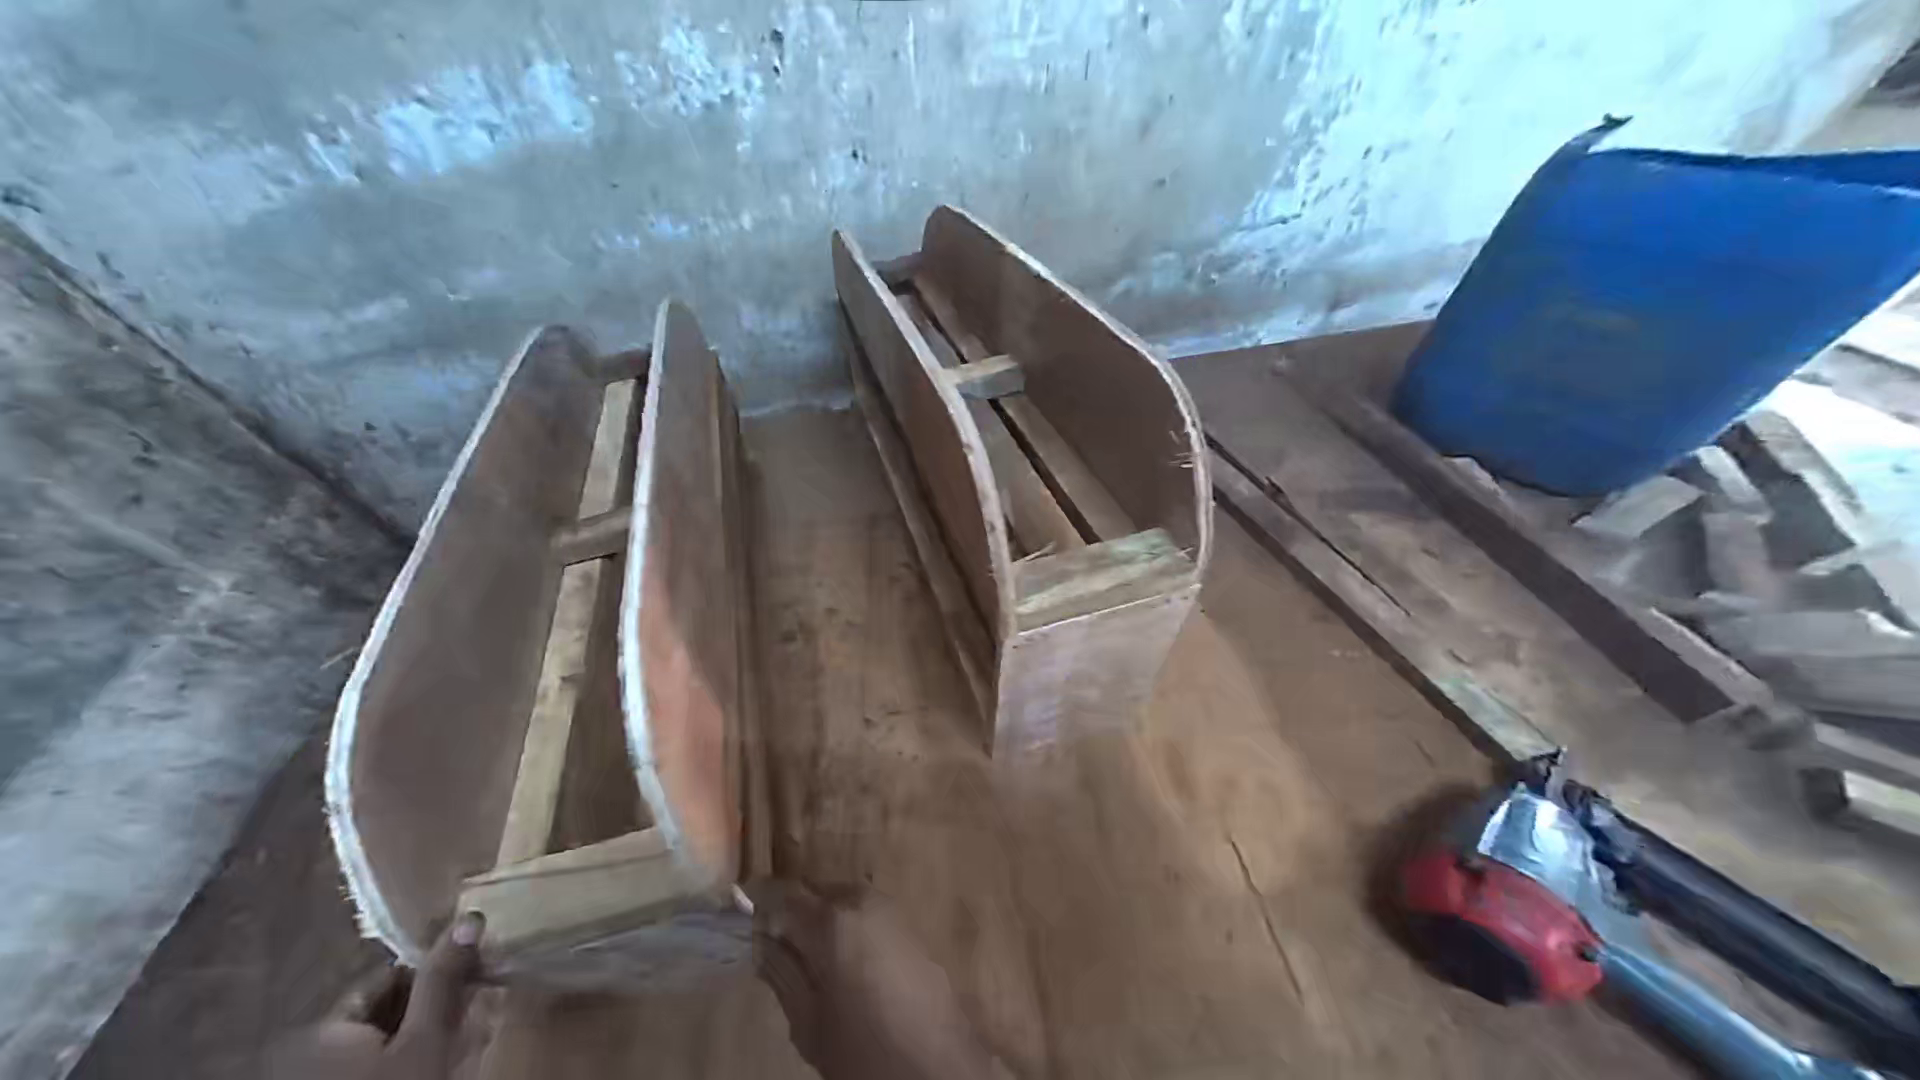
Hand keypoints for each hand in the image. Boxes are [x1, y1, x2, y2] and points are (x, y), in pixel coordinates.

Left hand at [271, 912, 483, 1079]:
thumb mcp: (426, 1040)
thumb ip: (444, 978)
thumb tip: (470, 915)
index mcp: (321, 1031)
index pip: (387, 976)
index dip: (433, 968)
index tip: (473, 970)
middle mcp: (306, 1055)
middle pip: (384, 1009)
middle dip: (432, 1002)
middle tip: (475, 1001)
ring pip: (382, 1043)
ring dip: (424, 1034)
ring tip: (465, 1036)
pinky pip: (375, 1070)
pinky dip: (407, 1063)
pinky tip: (438, 1066)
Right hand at [746, 881, 1011, 1079]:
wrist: (937, 1067)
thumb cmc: (863, 1052)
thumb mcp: (809, 1022)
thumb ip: (781, 972)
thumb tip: (760, 940)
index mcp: (832, 920)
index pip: (781, 892)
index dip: (757, 897)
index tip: (738, 907)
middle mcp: (860, 899)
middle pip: (812, 889)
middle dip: (788, 907)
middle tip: (769, 938)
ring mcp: (888, 907)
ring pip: (838, 897)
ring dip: (816, 914)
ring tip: (802, 951)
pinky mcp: (906, 922)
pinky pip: (861, 909)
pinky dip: (842, 922)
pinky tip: (836, 956)